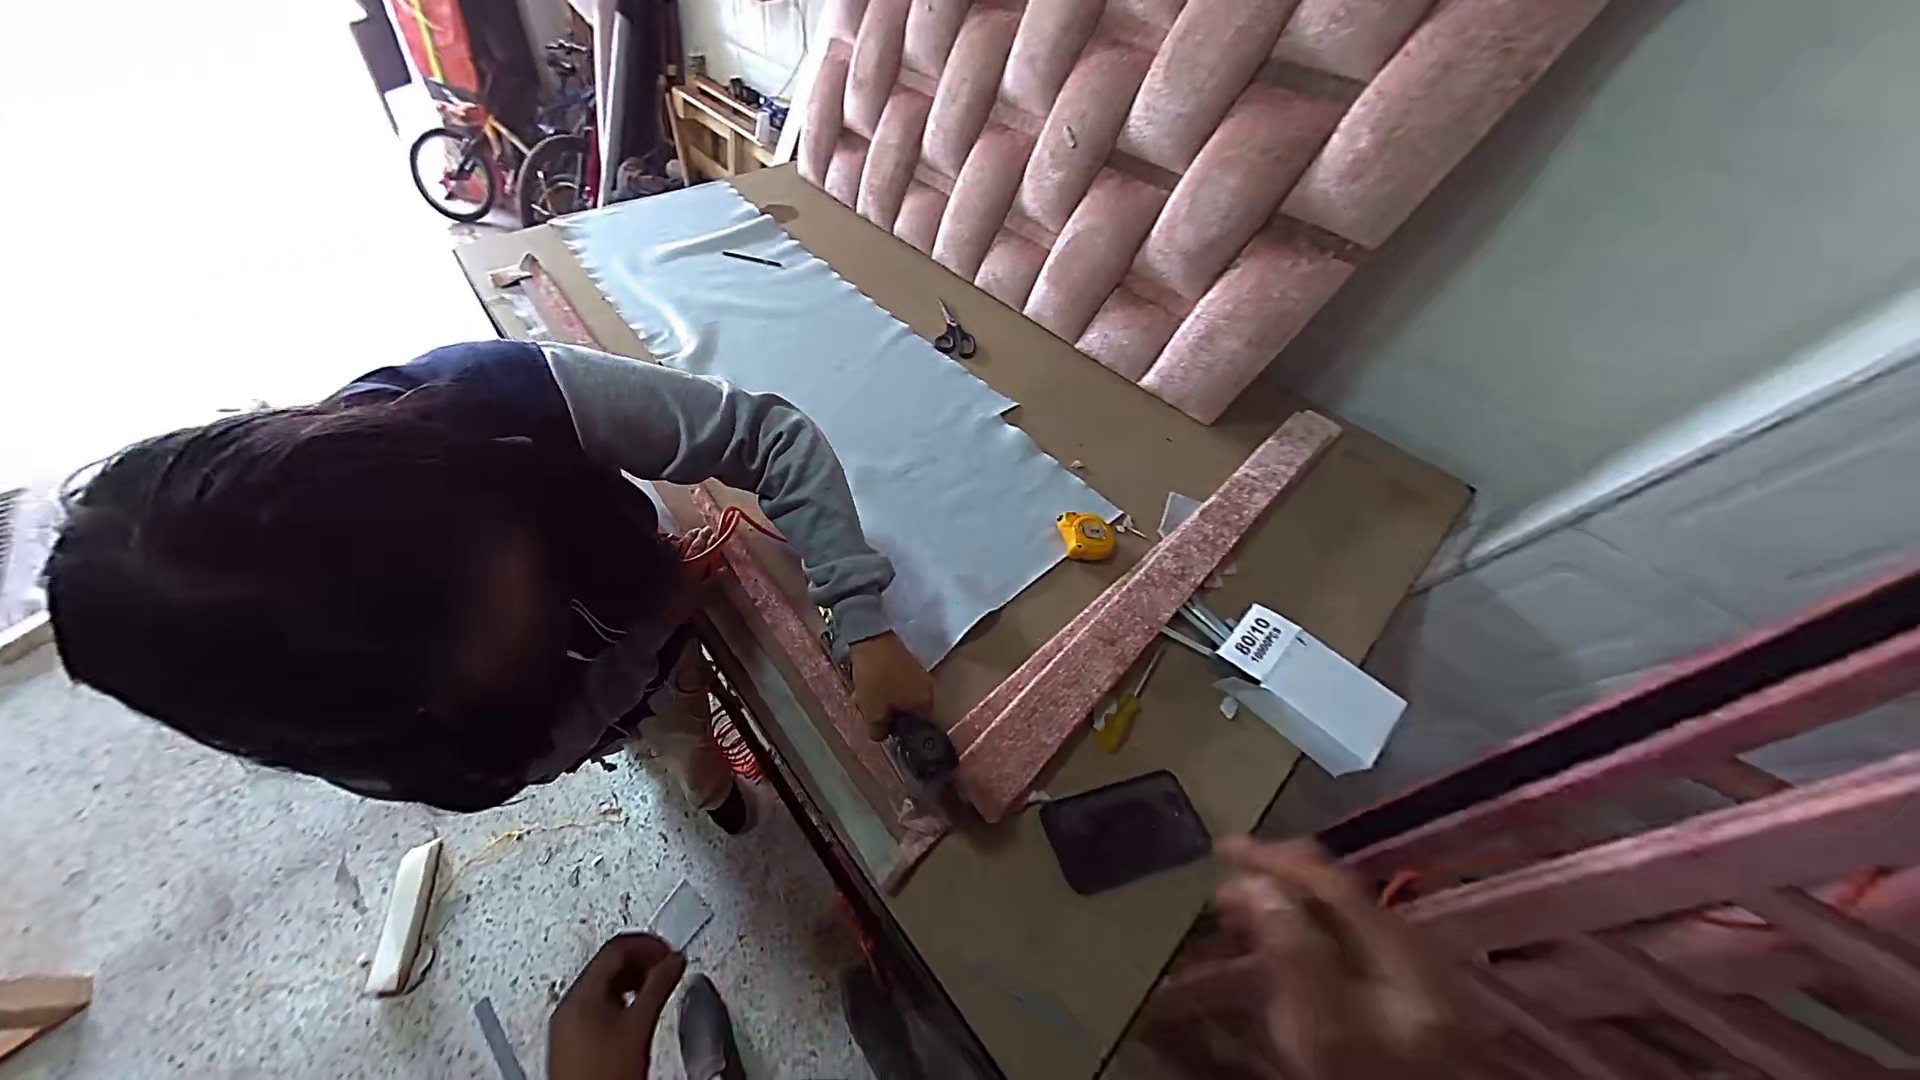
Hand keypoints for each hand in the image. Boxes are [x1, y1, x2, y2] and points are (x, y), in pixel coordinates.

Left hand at [549, 933, 686, 1079]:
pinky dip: (623, 997)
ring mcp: (568, 1024)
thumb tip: (675, 959)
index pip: (616, 948)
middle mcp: (569, 1006)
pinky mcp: (572, 1040)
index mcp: (581, 996)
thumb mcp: (640, 1023)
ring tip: (656, 986)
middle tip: (665, 965)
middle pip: (609, 963)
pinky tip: (638, 1011)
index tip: (668, 952)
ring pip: (605, 982)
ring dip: (634, 978)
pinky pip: (599, 1003)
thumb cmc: (604, 1076)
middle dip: (642, 959)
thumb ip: (660, 984)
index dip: (647, 944)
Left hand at [850, 631, 935, 740]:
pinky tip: (868, 690)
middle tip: (874, 721)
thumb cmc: (876, 679)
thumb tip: (882, 736)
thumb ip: (879, 730)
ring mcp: (920, 675)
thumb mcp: (873, 711)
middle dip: (893, 719)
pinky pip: (899, 685)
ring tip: (865, 703)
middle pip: (914, 714)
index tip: (893, 738)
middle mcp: (930, 690)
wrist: (871, 638)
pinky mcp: (909, 664)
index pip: (925, 730)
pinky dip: (886, 690)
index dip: (910, 738)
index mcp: (927, 704)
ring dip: (887, 703)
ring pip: (904, 698)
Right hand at [1214, 837, 1456, 1079]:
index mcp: (1400, 953)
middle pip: (1330, 891)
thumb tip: (1256, 884)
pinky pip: (1329, 933)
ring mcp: (1396, 969)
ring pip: (1327, 910)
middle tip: (1224, 886)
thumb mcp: (1321, 1026)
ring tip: (1231, 910)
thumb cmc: (1356, 1078)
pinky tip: (1262, 935)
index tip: (1223, 849)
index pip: (1331, 884)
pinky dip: (1289, 923)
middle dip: (1272, 878)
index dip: (1276, 859)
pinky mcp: (1381, 988)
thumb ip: (1292, 951)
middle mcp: (1403, 949)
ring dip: (1275, 900)